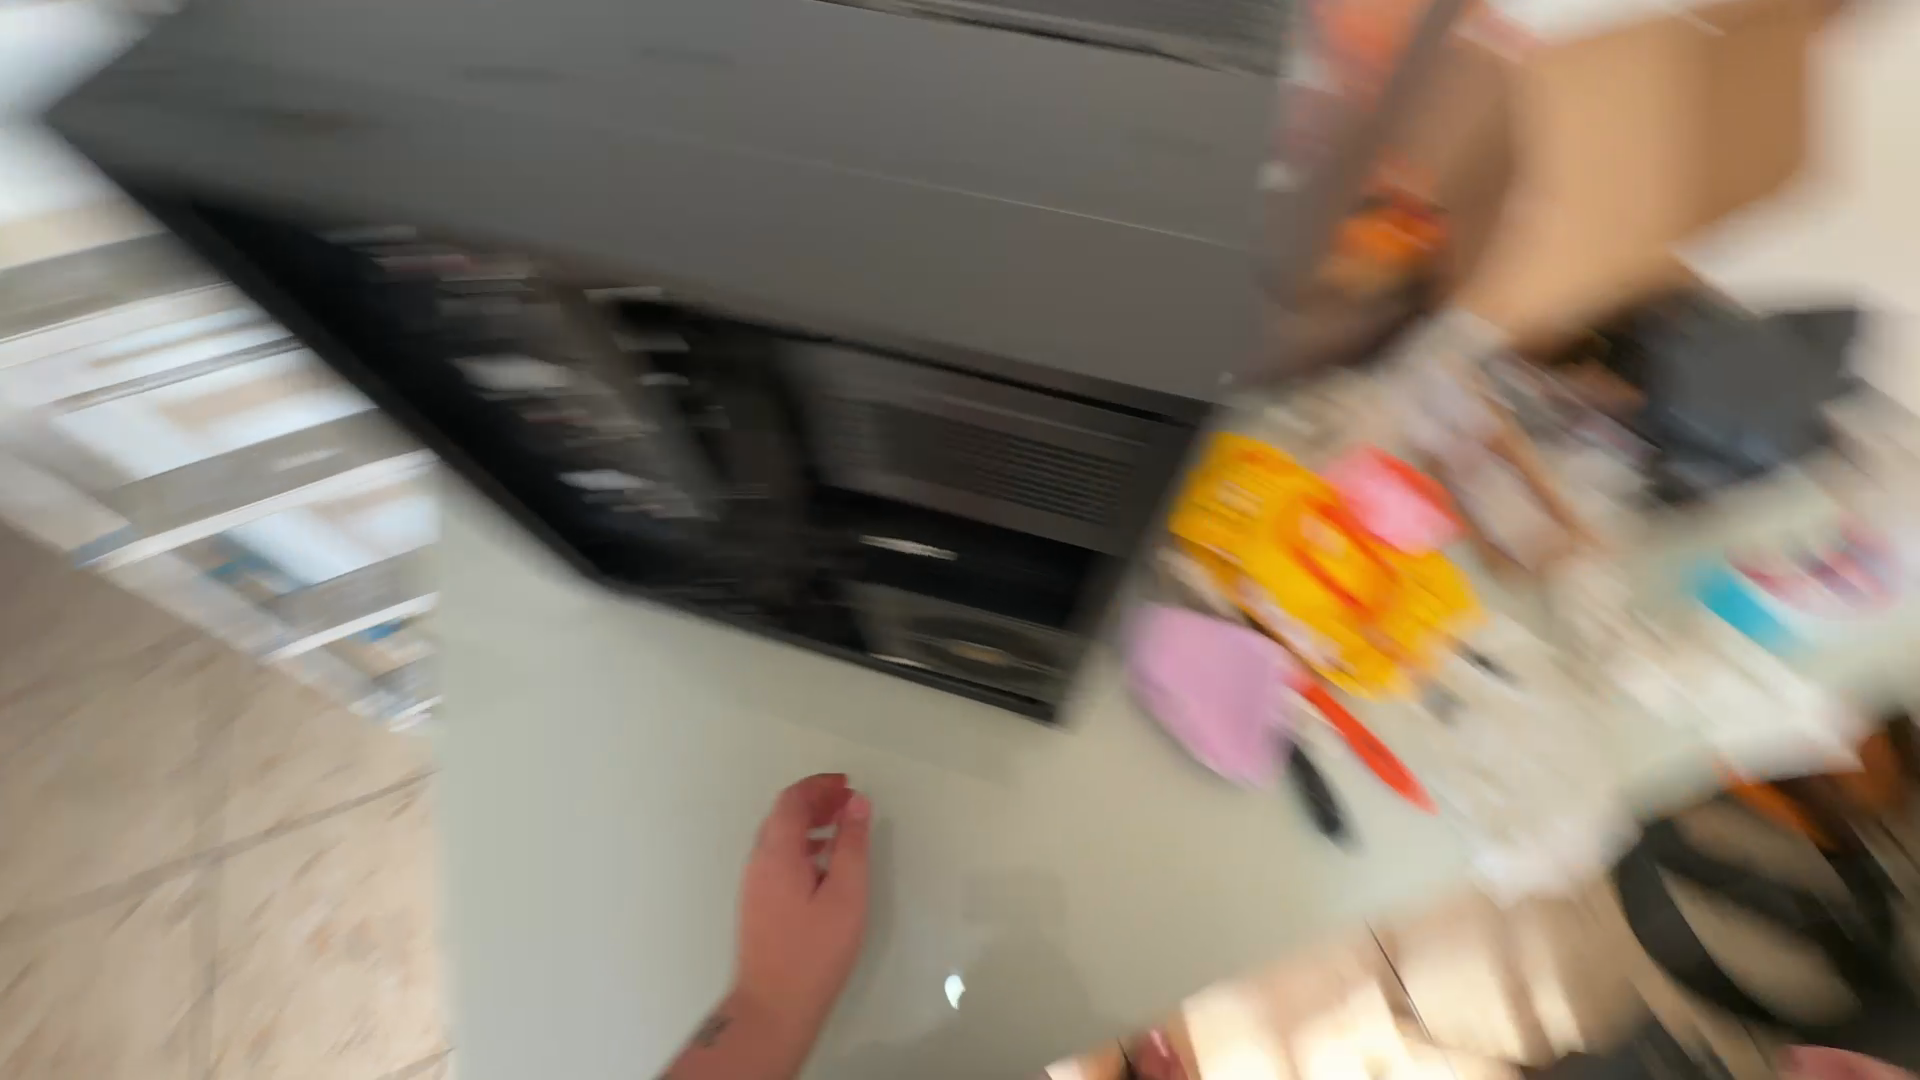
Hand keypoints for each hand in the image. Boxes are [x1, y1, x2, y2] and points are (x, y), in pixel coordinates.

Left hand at [734, 773, 871, 1045]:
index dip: (819, 785)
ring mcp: (755, 883)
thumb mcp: (846, 893)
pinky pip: (779, 856)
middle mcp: (759, 861)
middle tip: (848, 802)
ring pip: (781, 836)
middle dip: (816, 801)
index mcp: (777, 852)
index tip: (847, 785)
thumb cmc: (814, 950)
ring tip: (843, 828)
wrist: (773, 1008)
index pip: (792, 800)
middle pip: (784, 814)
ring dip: (811, 823)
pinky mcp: (758, 902)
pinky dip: (803, 844)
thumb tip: (856, 803)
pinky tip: (826, 863)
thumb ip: (852, 844)